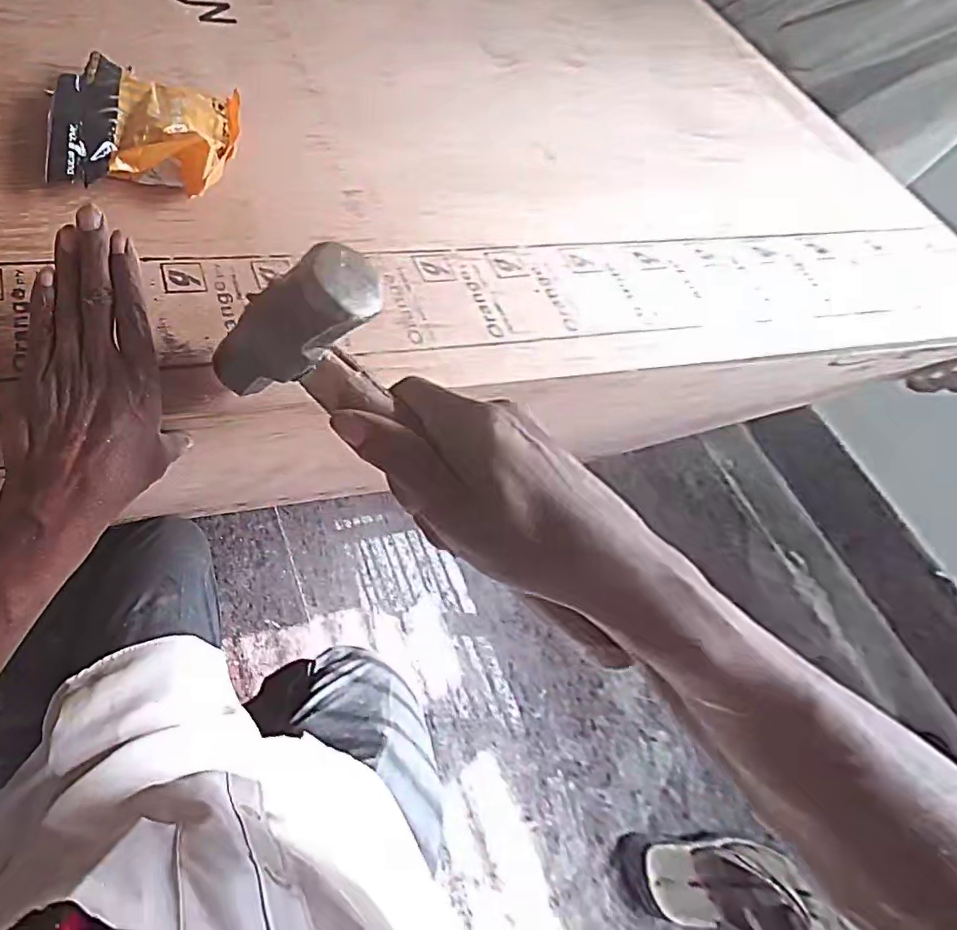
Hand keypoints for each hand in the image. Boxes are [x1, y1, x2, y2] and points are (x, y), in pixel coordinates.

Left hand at [0, 204, 188, 538]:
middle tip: (89, 216)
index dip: (126, 274)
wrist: (59, 499)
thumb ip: (170, 442)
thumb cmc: (110, 482)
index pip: (132, 314)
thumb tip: (185, 439)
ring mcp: (66, 370)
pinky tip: (41, 276)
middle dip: (93, 253)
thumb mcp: (154, 461)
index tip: (120, 243)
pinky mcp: (35, 379)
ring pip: (67, 308)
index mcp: (137, 381)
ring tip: (66, 232)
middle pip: (97, 298)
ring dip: (66, 267)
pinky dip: (39, 304)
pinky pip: (38, 333)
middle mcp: (102, 366)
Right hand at [330, 379, 688, 659]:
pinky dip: (470, 486)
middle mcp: (498, 414)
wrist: (623, 576)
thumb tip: (345, 418)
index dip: (385, 427)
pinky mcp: (538, 454)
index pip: (401, 393)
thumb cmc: (530, 544)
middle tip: (432, 509)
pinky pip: (480, 457)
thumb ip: (393, 457)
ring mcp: (523, 433)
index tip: (396, 470)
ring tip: (463, 524)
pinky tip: (488, 523)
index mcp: (470, 420)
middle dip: (413, 463)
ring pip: (449, 443)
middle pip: (423, 421)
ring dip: (440, 480)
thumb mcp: (442, 505)